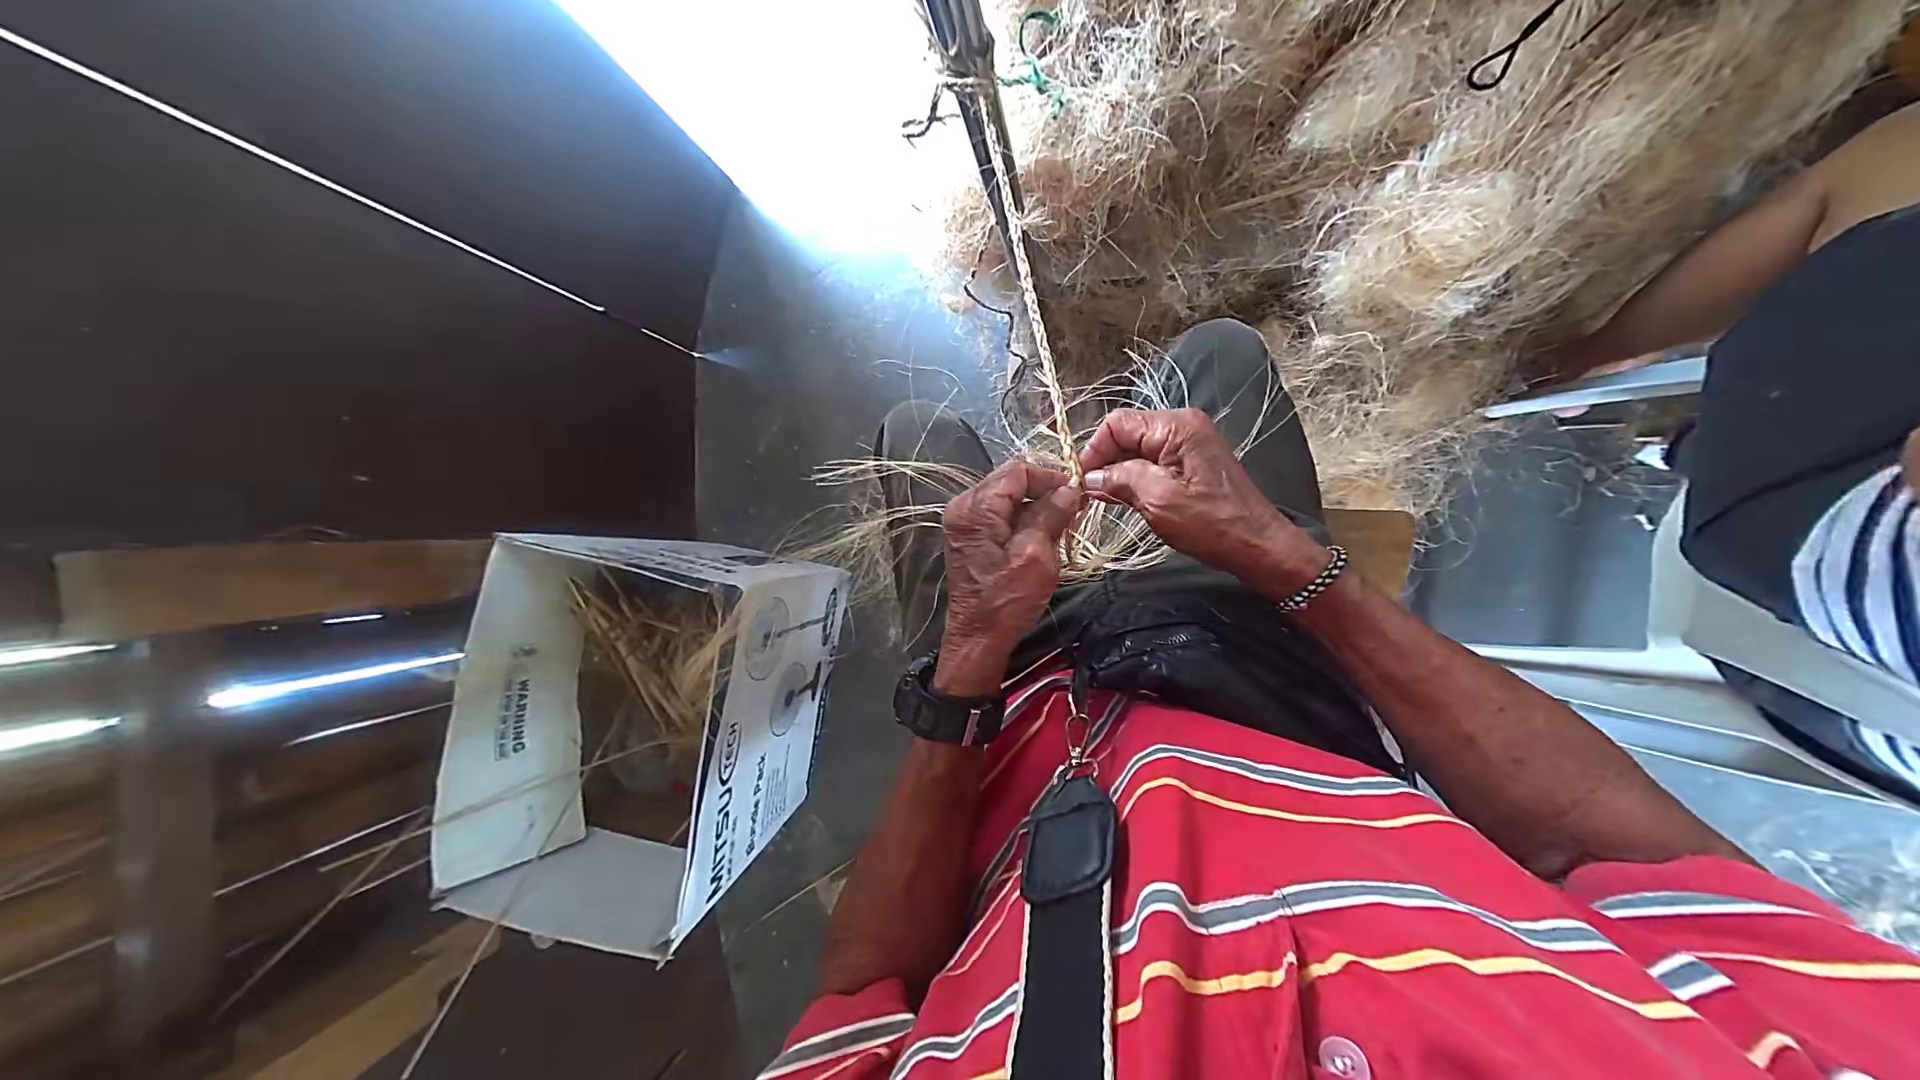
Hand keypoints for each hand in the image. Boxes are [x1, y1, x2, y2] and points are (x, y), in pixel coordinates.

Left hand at [935, 460, 1082, 694]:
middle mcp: (963, 507)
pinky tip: (1042, 534)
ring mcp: (963, 522)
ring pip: (1006, 498)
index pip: (1017, 471)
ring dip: (1035, 506)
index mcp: (975, 508)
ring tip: (1061, 523)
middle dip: (1043, 491)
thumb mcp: (1036, 556)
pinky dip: (1022, 519)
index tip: (1076, 492)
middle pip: (1009, 481)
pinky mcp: (969, 537)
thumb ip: (1050, 515)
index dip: (1050, 477)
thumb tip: (1069, 490)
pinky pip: (999, 515)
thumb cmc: (1007, 601)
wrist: (979, 637)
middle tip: (1073, 507)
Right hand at [1079, 408, 1325, 589]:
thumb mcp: (1158, 499)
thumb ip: (1120, 479)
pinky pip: (1150, 462)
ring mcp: (1187, 444)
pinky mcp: (1189, 463)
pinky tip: (1121, 498)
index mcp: (1175, 426)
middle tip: (1088, 494)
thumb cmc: (1211, 524)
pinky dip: (1133, 478)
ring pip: (1135, 450)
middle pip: (1126, 434)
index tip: (1082, 481)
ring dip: (1117, 473)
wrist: (1257, 545)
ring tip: (1102, 499)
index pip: (1117, 424)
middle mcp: (1181, 426)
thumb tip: (1090, 476)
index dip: (1094, 450)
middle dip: (1104, 462)